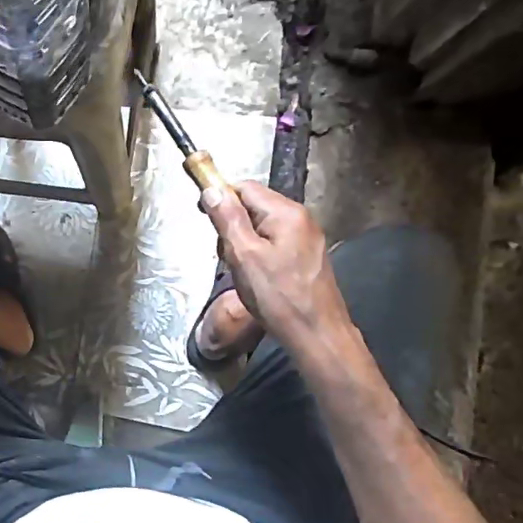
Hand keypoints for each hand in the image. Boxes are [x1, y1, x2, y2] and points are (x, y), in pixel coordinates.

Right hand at [201, 181, 354, 343]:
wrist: (317, 334)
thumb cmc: (278, 296)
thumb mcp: (244, 255)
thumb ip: (227, 219)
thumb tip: (212, 189)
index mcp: (286, 212)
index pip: (244, 188)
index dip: (220, 198)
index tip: (206, 220)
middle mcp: (300, 217)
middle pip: (253, 205)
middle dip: (232, 224)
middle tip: (225, 254)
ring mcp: (306, 236)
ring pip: (261, 225)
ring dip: (243, 240)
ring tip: (240, 268)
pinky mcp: (306, 254)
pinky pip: (274, 240)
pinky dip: (257, 251)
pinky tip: (255, 275)